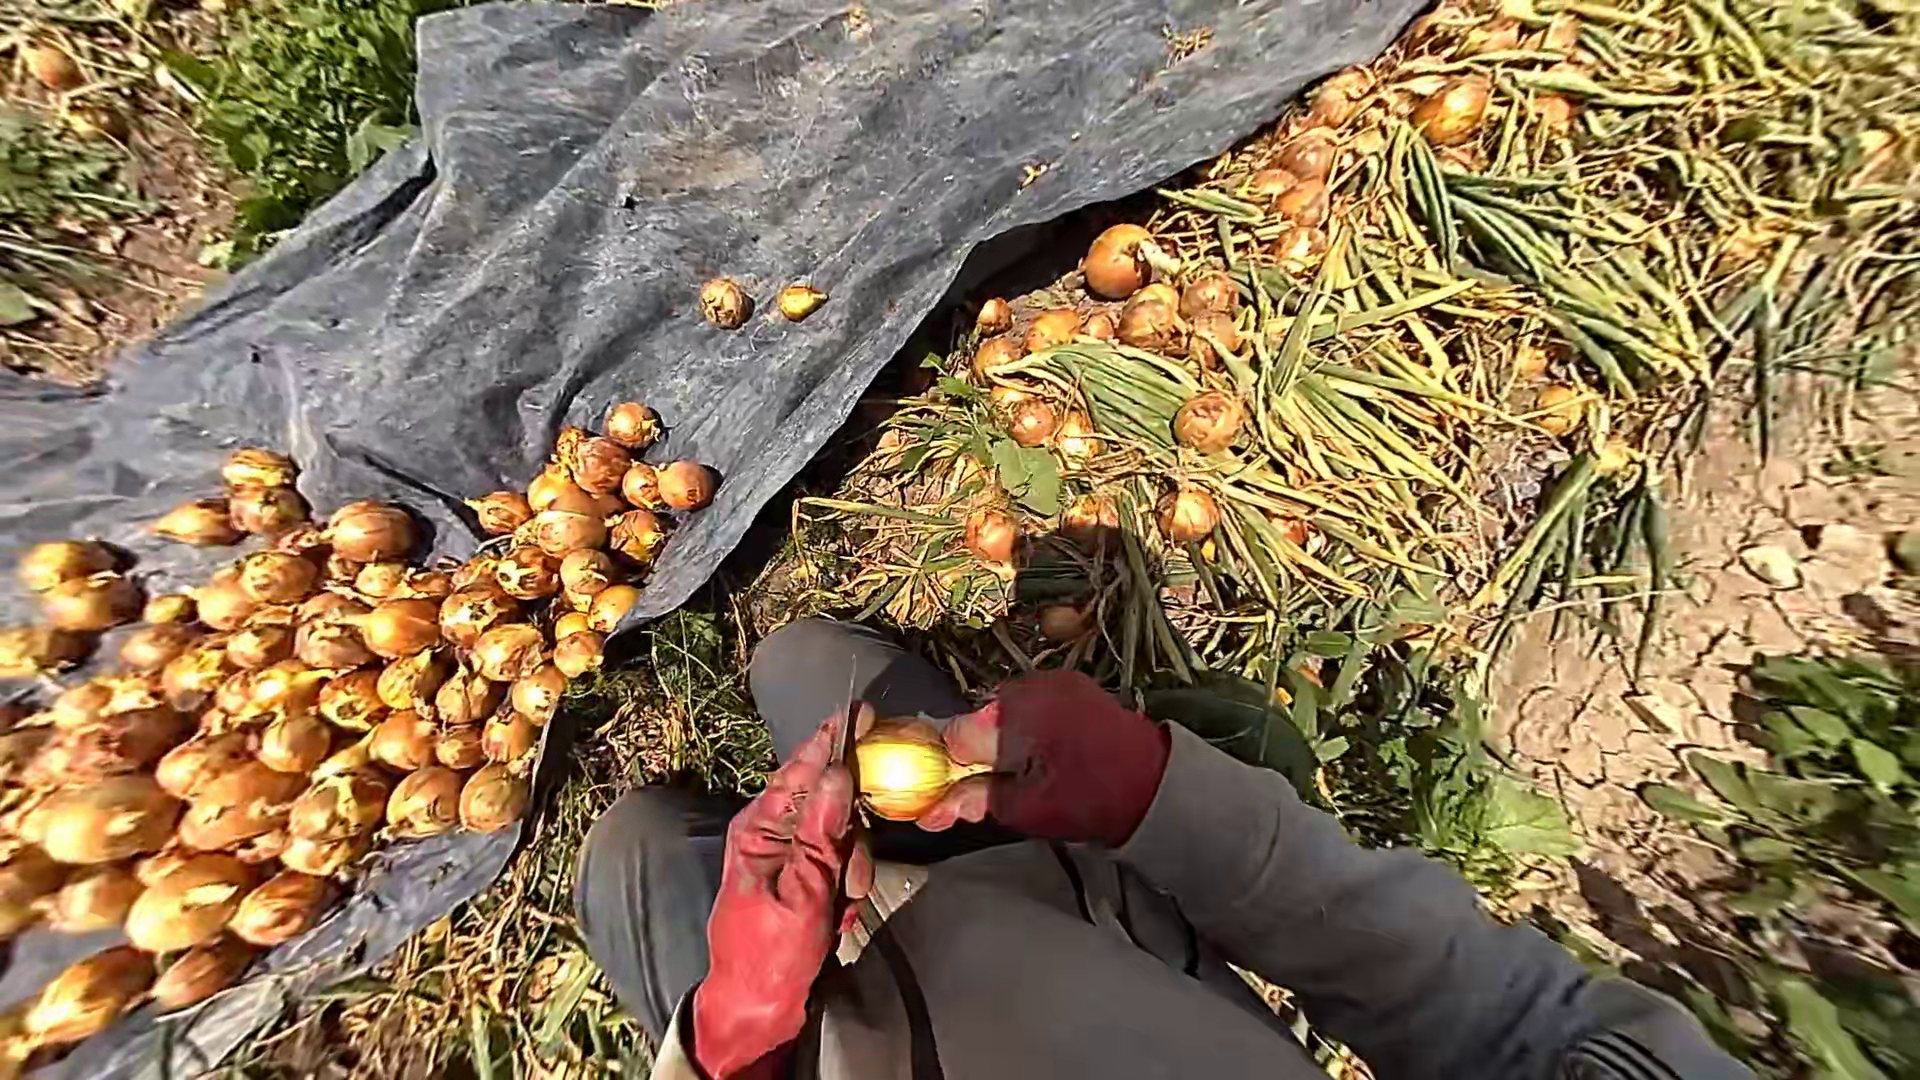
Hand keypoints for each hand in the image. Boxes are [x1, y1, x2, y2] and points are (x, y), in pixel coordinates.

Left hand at [692, 710, 871, 1077]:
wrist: (760, 1010)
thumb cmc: (770, 952)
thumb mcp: (801, 891)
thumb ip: (821, 830)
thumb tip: (838, 769)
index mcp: (760, 824)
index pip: (800, 766)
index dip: (832, 736)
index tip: (863, 711)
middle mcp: (776, 827)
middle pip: (830, 795)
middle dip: (850, 832)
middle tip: (851, 870)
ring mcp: (794, 848)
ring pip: (844, 826)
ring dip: (852, 863)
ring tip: (842, 902)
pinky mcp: (810, 868)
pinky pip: (844, 853)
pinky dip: (849, 878)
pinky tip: (839, 909)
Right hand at [918, 669, 1168, 846]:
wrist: (1157, 782)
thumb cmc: (1092, 799)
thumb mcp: (1029, 809)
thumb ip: (977, 800)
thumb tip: (933, 810)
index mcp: (1015, 716)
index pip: (958, 735)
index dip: (955, 764)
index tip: (963, 786)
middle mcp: (1029, 686)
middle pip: (980, 717)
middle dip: (982, 750)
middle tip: (1005, 782)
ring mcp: (1052, 679)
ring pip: (1004, 707)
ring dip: (1006, 734)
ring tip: (1032, 765)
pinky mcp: (1070, 680)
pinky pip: (1031, 698)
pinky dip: (1029, 721)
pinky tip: (1049, 746)